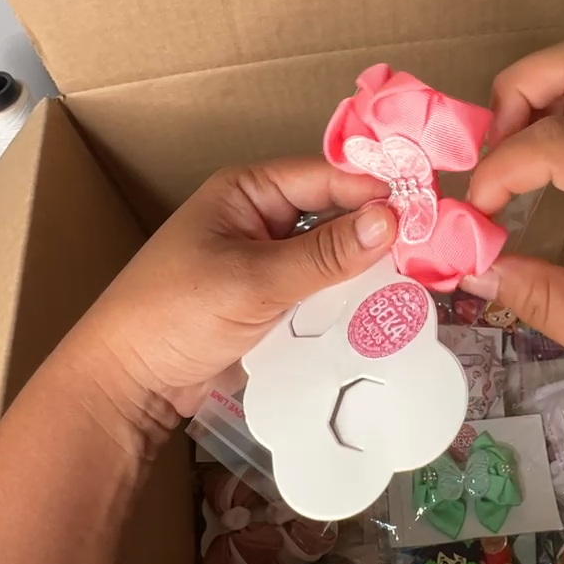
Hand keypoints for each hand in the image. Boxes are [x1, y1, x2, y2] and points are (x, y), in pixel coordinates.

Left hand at [55, 157, 397, 451]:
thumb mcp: (254, 280)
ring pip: (332, 255)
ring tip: (423, 280)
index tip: (429, 208)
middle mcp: (263, 217)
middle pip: (334, 214)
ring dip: (366, 269)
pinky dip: (347, 299)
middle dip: (377, 232)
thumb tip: (393, 218)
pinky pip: (321, 290)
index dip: (376, 190)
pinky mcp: (272, 300)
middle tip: (436, 249)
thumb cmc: (177, 313)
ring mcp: (268, 261)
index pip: (326, 177)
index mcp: (250, 190)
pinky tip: (384, 311)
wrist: (127, 386)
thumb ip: (326, 253)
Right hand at [461, 40, 563, 388]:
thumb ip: (545, 303)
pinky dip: (552, 108)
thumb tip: (473, 268)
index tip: (476, 216)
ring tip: (509, 158)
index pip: (560, 142)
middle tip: (491, 162)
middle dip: (512, 99)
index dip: (500, 172)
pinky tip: (540, 163)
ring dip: (531, 96)